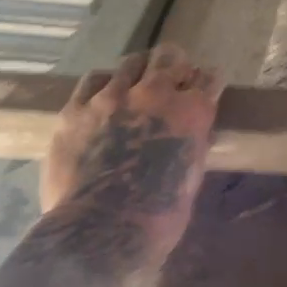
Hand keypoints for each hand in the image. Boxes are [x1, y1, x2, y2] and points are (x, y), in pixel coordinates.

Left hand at [41, 44, 222, 266]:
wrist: (102, 230)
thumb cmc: (160, 217)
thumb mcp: (191, 177)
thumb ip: (191, 145)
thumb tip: (191, 135)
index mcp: (192, 113)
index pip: (209, 79)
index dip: (207, 82)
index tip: (205, 86)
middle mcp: (155, 94)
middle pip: (169, 56)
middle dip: (174, 64)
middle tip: (171, 77)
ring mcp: (112, 97)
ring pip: (130, 63)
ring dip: (138, 72)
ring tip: (135, 85)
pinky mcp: (76, 108)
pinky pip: (92, 81)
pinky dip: (103, 85)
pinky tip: (103, 96)